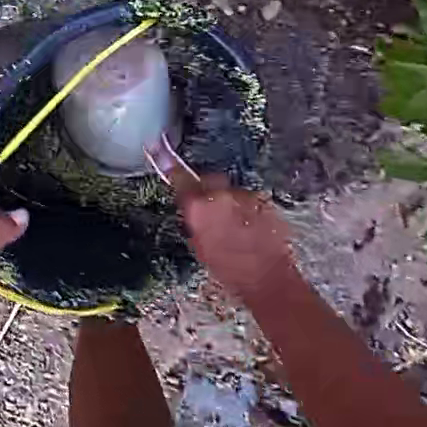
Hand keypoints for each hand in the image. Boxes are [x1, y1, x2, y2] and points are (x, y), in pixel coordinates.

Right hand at [155, 149, 297, 300]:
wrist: (268, 279)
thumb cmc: (229, 270)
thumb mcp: (199, 247)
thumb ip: (195, 220)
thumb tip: (194, 209)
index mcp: (199, 207)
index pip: (180, 178)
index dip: (168, 164)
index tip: (158, 147)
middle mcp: (221, 195)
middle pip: (210, 179)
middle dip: (208, 189)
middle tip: (211, 210)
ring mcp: (246, 197)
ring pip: (232, 192)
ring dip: (231, 203)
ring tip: (236, 228)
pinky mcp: (265, 202)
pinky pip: (250, 201)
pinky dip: (248, 211)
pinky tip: (251, 230)